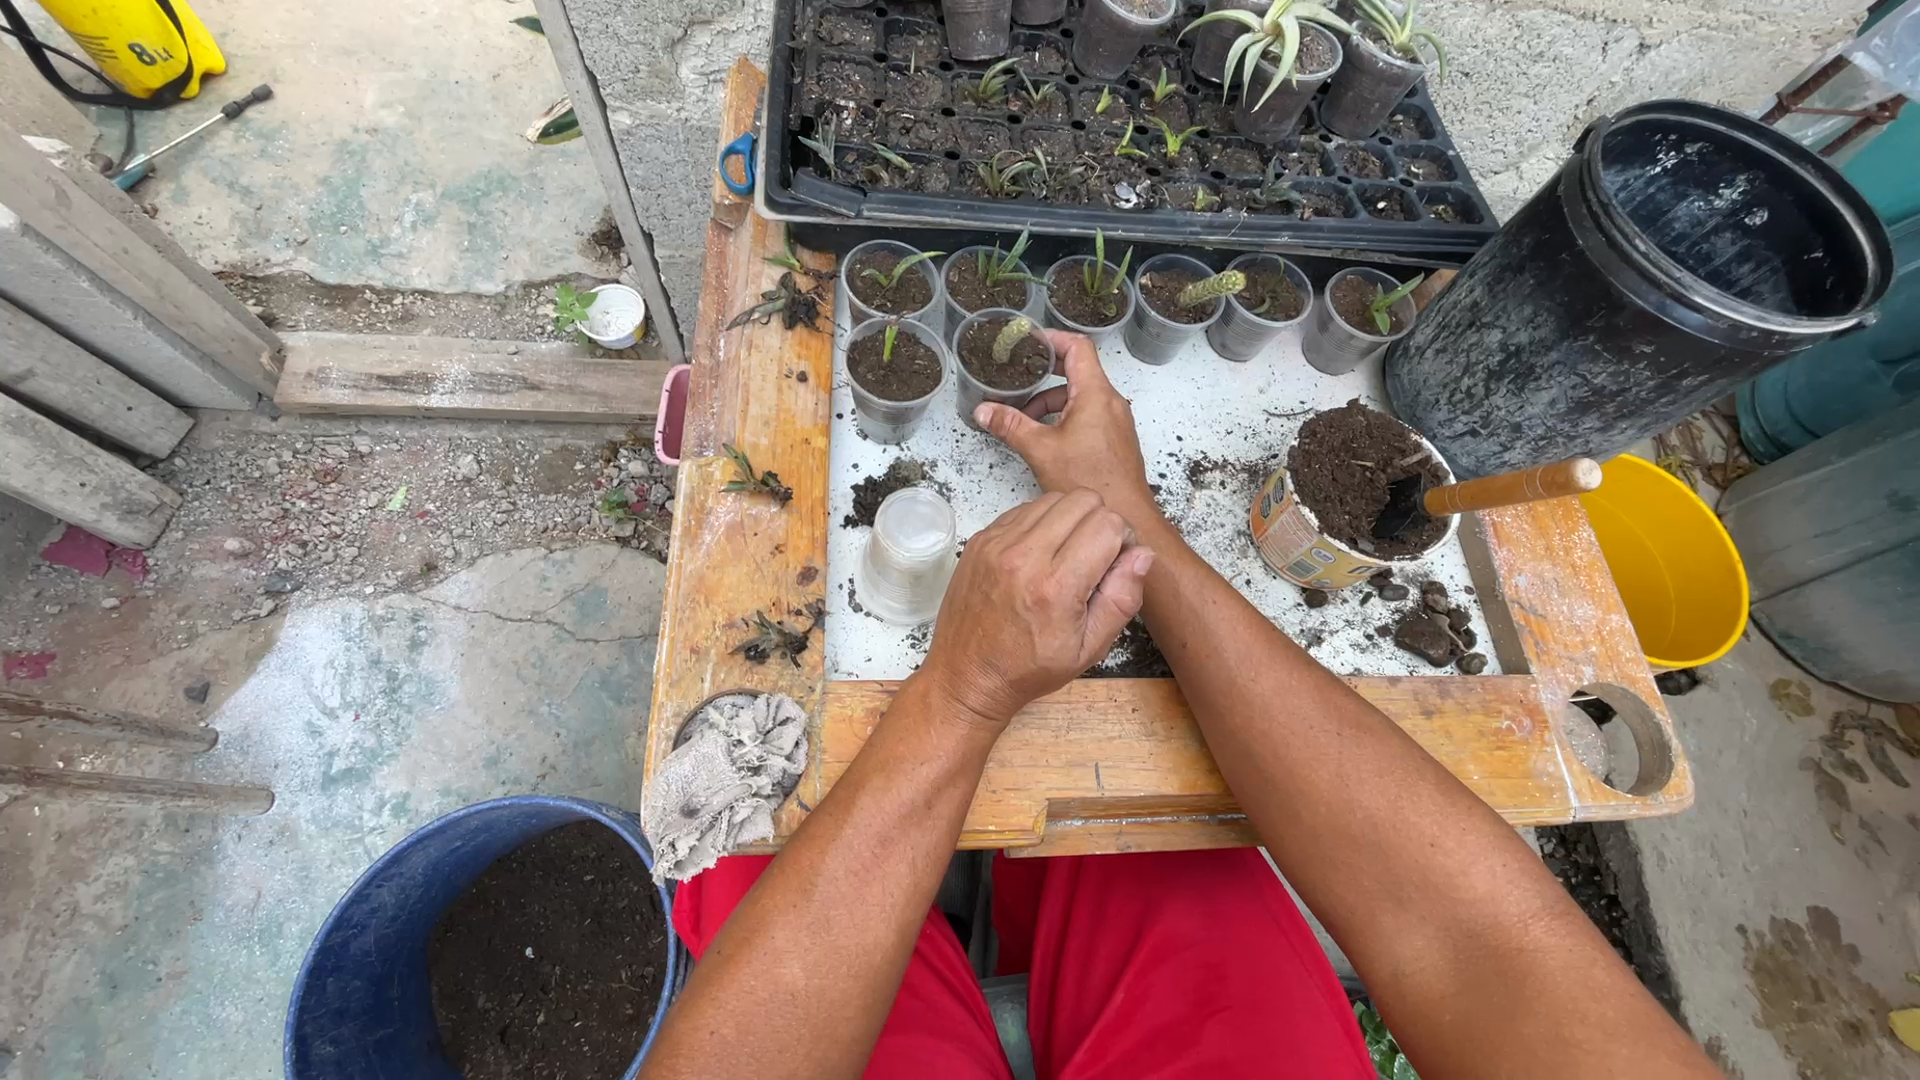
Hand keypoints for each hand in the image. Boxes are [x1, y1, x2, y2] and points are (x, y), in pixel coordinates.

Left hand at [917, 490, 1153, 731]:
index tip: (1116, 562)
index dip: (1123, 539)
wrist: (967, 675)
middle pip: (1083, 500)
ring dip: (1070, 519)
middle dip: (1100, 522)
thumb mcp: (1089, 648)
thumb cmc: (1028, 668)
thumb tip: (1142, 555)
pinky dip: (1041, 523)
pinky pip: (1024, 509)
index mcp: (1055, 586)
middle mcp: (1023, 556)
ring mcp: (997, 543)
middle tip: (1095, 556)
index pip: (1108, 524)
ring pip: (1053, 498)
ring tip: (1066, 555)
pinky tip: (1040, 554)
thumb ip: (1122, 598)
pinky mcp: (981, 539)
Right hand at [974, 330, 1156, 521]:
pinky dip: (1065, 417)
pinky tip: (1045, 438)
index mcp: (1095, 394)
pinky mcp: (1114, 439)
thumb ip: (1010, 426)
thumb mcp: (1040, 449)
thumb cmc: (1089, 481)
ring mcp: (1115, 421)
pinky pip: (1089, 415)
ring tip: (1024, 419)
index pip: (1078, 348)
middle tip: (1020, 373)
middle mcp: (1110, 402)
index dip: (1053, 339)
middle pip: (1078, 371)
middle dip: (1046, 373)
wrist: (1125, 514)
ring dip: (1052, 402)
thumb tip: (984, 411)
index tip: (1032, 340)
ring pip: (1081, 397)